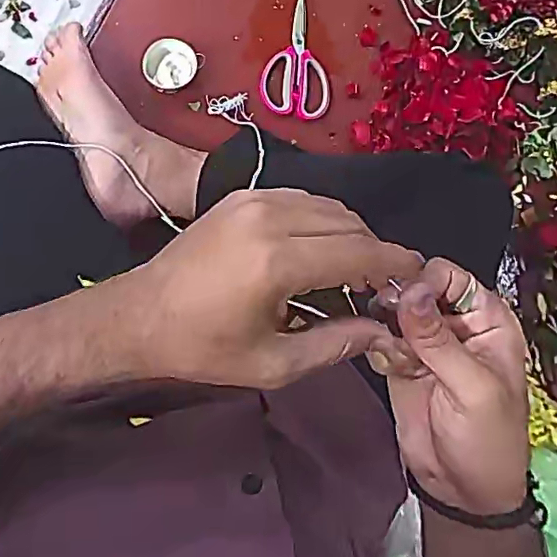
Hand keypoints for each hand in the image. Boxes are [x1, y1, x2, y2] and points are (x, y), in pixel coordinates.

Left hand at [106, 189, 422, 389]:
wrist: (140, 312)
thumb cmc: (203, 347)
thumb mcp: (271, 363)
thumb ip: (336, 343)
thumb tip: (384, 330)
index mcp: (277, 261)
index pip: (358, 252)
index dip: (394, 264)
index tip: (416, 275)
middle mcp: (271, 217)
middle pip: (350, 223)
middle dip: (375, 251)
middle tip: (383, 283)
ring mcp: (256, 198)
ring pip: (330, 206)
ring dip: (351, 233)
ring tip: (353, 268)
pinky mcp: (246, 193)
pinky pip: (304, 198)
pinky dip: (324, 219)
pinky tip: (320, 247)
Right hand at [371, 260, 529, 515]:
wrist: (464, 493)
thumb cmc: (489, 440)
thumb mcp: (473, 389)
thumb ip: (439, 339)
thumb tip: (412, 292)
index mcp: (486, 318)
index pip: (450, 276)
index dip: (426, 282)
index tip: (408, 301)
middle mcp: (455, 322)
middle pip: (418, 287)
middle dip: (401, 301)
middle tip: (392, 322)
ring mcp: (425, 340)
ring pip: (395, 310)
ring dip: (388, 326)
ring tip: (396, 353)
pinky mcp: (401, 360)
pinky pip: (381, 337)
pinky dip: (380, 347)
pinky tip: (392, 366)